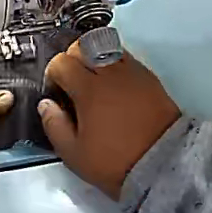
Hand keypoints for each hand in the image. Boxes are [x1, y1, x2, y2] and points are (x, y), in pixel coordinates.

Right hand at [39, 43, 180, 198]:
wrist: (165, 166)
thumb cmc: (117, 162)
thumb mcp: (74, 154)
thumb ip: (54, 125)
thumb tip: (46, 105)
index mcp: (89, 90)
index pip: (61, 62)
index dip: (52, 75)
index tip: (55, 93)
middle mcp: (111, 74)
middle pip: (83, 46)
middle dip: (71, 59)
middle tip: (71, 82)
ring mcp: (133, 73)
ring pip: (105, 47)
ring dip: (94, 58)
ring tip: (93, 82)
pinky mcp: (150, 78)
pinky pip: (126, 58)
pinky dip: (114, 65)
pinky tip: (114, 87)